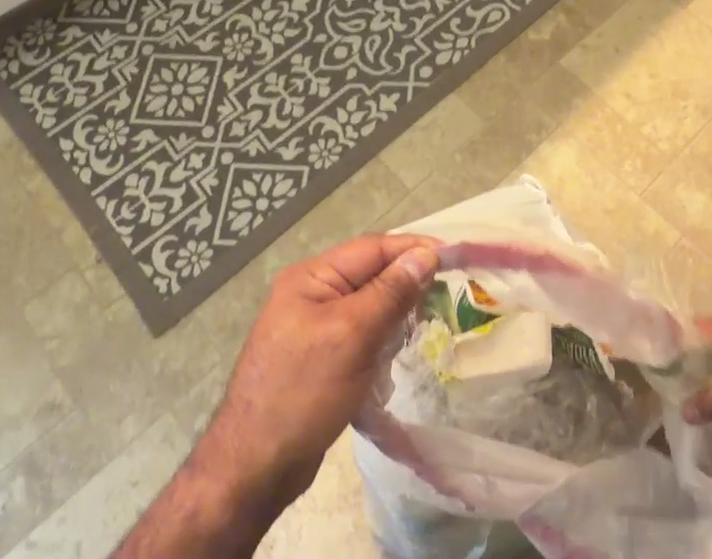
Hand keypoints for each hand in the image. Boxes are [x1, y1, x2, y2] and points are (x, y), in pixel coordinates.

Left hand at [206, 233, 440, 502]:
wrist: (257, 464)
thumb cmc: (304, 391)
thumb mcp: (353, 335)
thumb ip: (390, 292)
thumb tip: (425, 254)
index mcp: (311, 278)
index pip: (372, 248)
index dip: (413, 249)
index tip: (455, 257)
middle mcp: (310, 294)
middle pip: (371, 274)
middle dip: (407, 283)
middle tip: (445, 298)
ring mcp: (312, 327)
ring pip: (369, 305)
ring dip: (396, 314)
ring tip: (423, 327)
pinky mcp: (319, 357)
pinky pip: (360, 333)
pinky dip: (382, 339)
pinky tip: (394, 355)